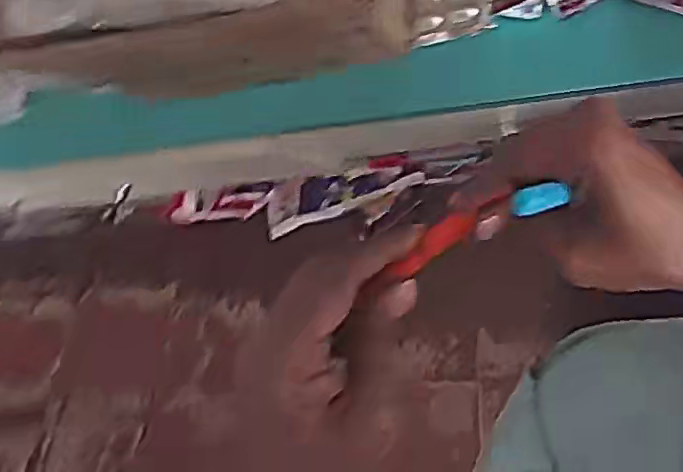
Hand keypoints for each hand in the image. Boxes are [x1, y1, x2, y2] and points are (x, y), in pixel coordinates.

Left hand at [236, 221, 423, 462]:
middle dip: (369, 252)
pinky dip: (342, 282)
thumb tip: (404, 282)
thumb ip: (380, 340)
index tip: (420, 232)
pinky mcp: (269, 346)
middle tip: (415, 247)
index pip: (334, 280)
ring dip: (356, 264)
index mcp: (286, 356)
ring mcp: (262, 340)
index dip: (379, 250)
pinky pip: (308, 295)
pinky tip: (371, 290)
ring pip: (312, 277)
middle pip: (319, 271)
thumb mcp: (368, 412)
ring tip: (399, 264)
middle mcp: (264, 338)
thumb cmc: (331, 461)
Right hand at [455, 97, 682, 294]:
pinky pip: (563, 143)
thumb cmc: (644, 249)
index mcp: (583, 139)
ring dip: (520, 174)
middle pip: (526, 144)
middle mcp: (590, 116)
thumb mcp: (574, 250)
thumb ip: (530, 221)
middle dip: (500, 180)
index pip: (516, 158)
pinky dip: (544, 167)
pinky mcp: (611, 129)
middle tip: (478, 217)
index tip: (456, 209)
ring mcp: (603, 119)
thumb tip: (500, 211)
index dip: (483, 186)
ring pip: (542, 143)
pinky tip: (534, 194)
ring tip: (501, 211)